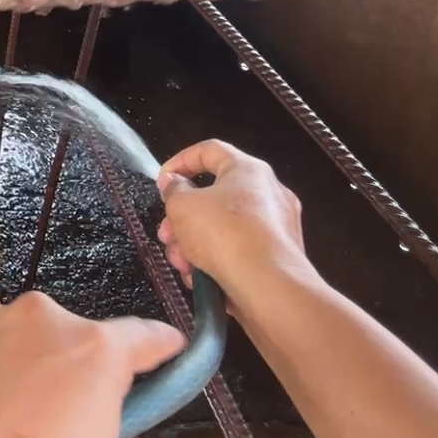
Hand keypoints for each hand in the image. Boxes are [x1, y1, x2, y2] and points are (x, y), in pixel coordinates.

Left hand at [0, 293, 192, 437]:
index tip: (169, 350)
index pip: (143, 335)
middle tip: (77, 416)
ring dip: (32, 362)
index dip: (160, 346)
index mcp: (95, 350)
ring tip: (23, 417)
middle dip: (83, 367)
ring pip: (25, 337)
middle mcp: (41, 319)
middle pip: (77, 336)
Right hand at [156, 139, 312, 310]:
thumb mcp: (181, 205)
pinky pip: (236, 248)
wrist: (269, 287)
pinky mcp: (276, 256)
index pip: (208, 150)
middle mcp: (267, 193)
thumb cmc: (223, 233)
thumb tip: (175, 183)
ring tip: (181, 262)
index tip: (161, 181)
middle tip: (166, 233)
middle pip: (211, 195)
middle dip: (181, 217)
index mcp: (248, 170)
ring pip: (220, 226)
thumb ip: (172, 189)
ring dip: (191, 242)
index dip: (178, 161)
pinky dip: (214, 258)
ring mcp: (275, 227)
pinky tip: (199, 276)